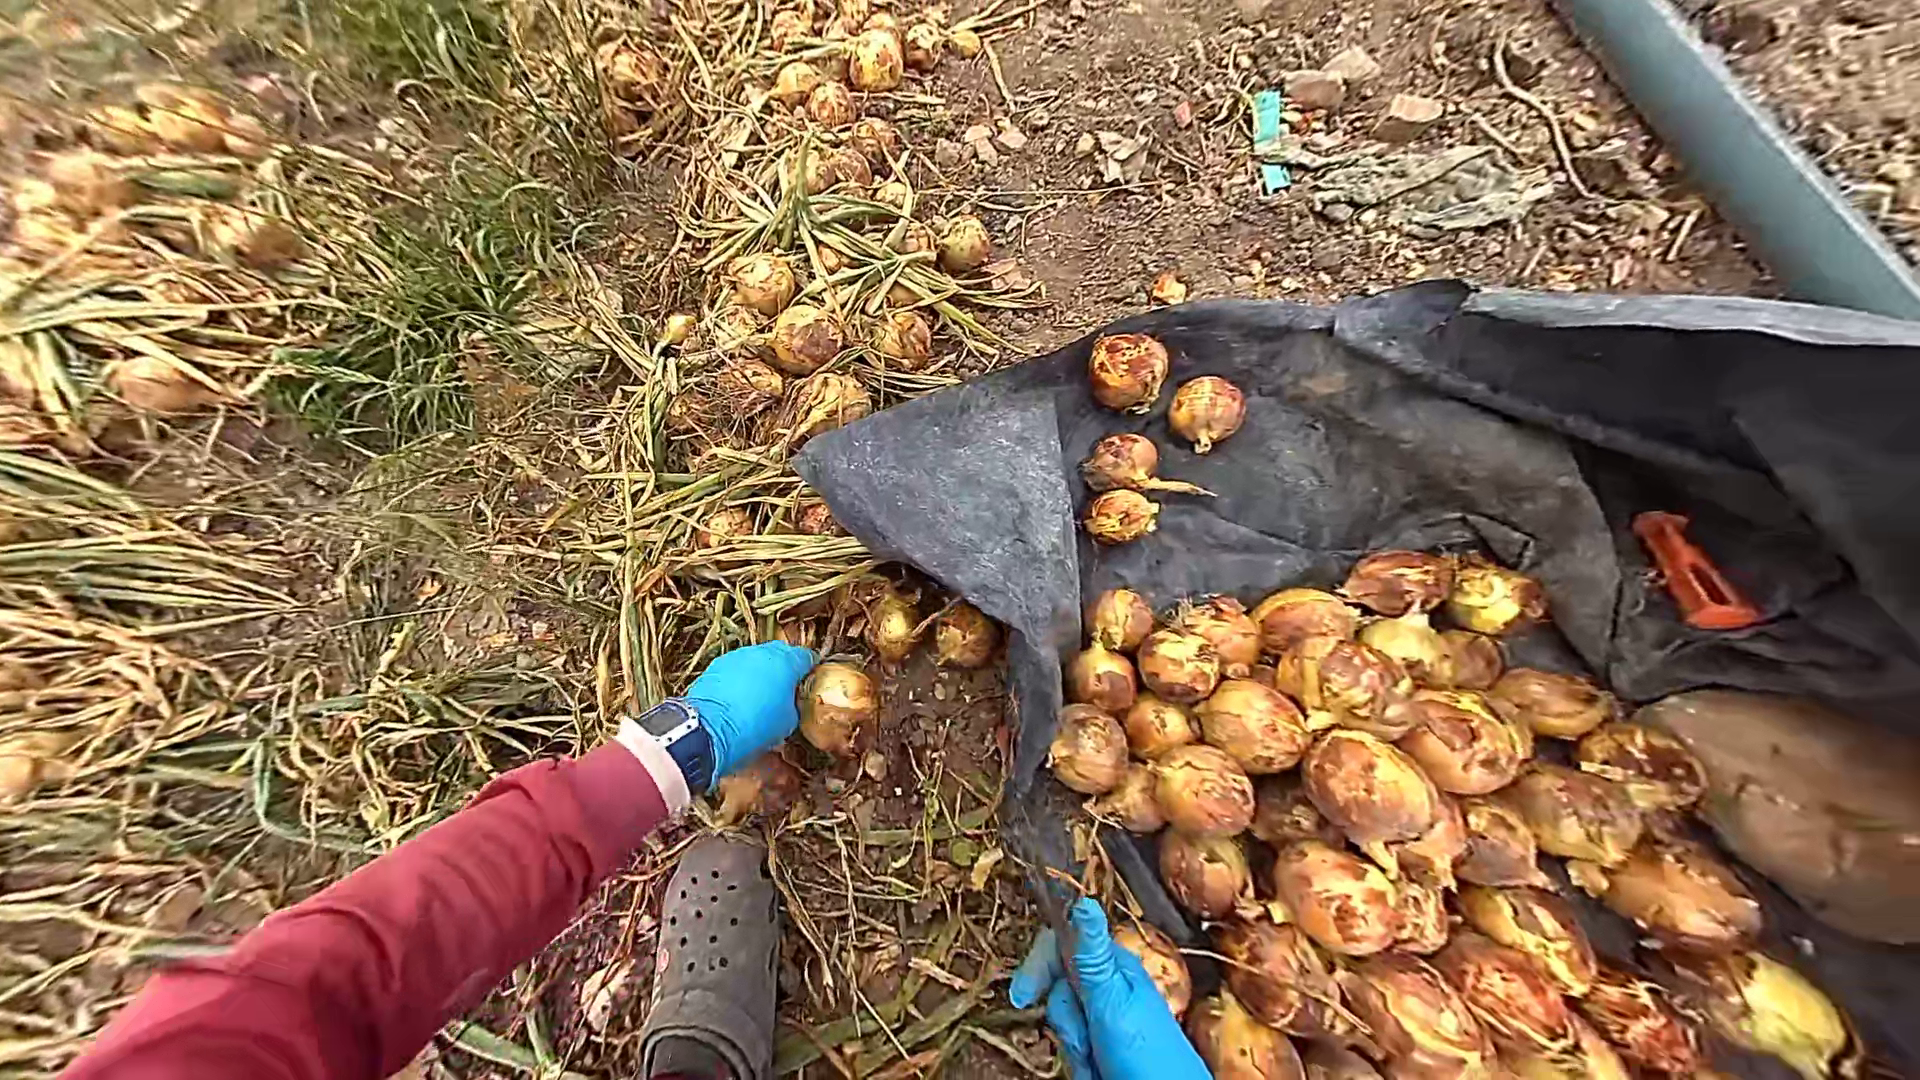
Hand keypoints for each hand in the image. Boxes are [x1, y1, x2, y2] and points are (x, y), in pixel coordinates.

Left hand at [683, 642, 815, 780]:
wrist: (706, 731)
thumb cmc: (754, 726)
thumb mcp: (787, 722)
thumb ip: (794, 705)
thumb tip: (790, 704)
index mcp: (787, 662)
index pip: (808, 657)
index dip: (810, 670)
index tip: (809, 682)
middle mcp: (763, 652)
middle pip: (782, 654)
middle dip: (785, 668)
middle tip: (785, 689)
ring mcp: (738, 656)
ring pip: (756, 660)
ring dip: (760, 673)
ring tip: (758, 697)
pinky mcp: (716, 666)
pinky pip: (736, 670)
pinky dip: (739, 680)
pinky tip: (737, 700)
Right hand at [1008, 898, 1207, 1079]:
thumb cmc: (1148, 1059)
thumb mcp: (1113, 1001)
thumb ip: (1091, 954)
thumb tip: (1082, 899)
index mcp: (1113, 965)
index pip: (1063, 943)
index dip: (1038, 964)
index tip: (1021, 995)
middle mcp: (1107, 987)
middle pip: (1058, 986)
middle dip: (1063, 1018)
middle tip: (1084, 1043)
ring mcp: (1105, 1021)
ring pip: (1064, 1021)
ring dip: (1073, 1047)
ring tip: (1098, 1066)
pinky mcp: (1103, 1051)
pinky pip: (1074, 1050)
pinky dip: (1081, 1065)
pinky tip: (1097, 1074)